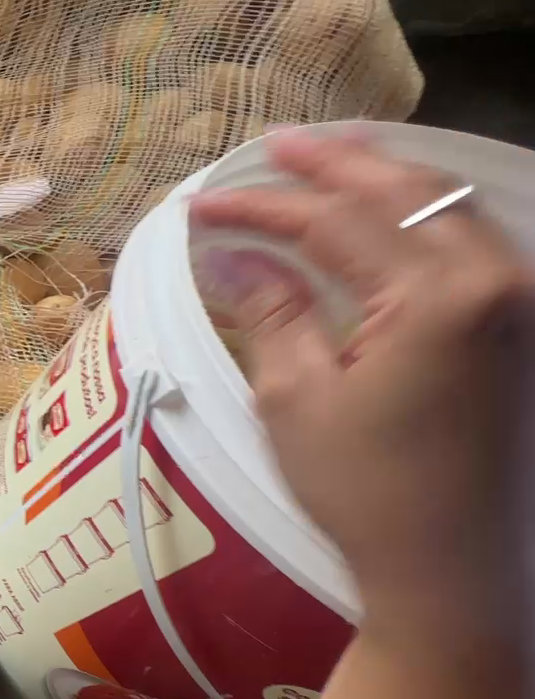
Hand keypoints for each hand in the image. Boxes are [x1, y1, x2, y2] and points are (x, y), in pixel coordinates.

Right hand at [188, 130, 530, 625]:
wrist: (447, 552)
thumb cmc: (358, 480)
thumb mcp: (294, 395)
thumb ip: (271, 310)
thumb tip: (230, 257)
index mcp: (438, 297)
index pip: (337, 222)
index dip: (261, 207)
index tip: (196, 206)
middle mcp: (498, 278)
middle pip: (408, 193)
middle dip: (334, 164)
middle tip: (272, 147)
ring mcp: (517, 298)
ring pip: (445, 208)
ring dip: (378, 180)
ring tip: (320, 162)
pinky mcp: (514, 321)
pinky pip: (461, 240)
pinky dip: (408, 216)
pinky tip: (375, 212)